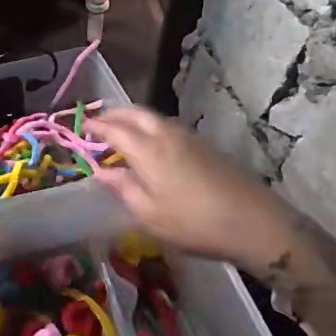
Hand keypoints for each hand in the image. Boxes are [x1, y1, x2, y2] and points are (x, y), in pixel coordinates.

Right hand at [89, 107, 305, 274]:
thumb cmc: (194, 223)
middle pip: (135, 113)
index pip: (114, 129)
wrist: (253, 221)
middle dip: (114, 113)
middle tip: (99, 121)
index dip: (96, 126)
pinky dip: (150, 127)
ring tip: (121, 130)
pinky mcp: (205, 144)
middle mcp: (166, 134)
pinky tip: (150, 143)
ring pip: (153, 117)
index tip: (82, 127)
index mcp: (147, 150)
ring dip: (133, 118)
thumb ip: (124, 188)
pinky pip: (168, 126)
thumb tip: (103, 172)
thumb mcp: (150, 214)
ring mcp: (188, 136)